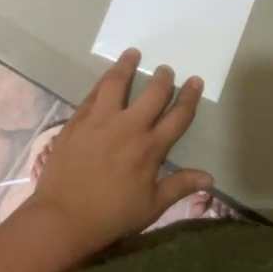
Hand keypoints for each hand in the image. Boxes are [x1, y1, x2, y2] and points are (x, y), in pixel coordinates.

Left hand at [22, 49, 212, 257]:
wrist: (62, 218)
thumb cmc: (111, 216)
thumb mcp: (151, 206)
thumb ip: (179, 186)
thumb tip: (209, 177)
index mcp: (150, 148)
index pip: (178, 116)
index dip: (189, 96)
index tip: (195, 81)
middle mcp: (128, 127)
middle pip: (153, 93)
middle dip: (163, 78)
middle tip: (166, 69)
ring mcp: (100, 121)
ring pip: (117, 83)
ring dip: (127, 66)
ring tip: (132, 53)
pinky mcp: (77, 121)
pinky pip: (93, 94)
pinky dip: (102, 83)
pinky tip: (106, 78)